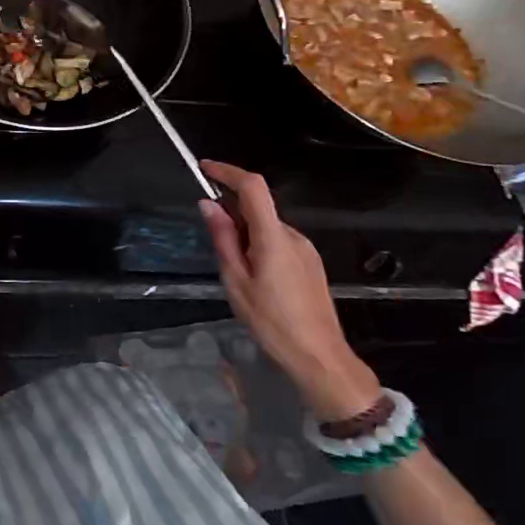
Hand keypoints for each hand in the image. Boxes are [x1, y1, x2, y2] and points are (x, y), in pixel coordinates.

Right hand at [199, 160, 381, 420]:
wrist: (319, 357)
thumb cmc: (271, 322)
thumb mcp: (236, 281)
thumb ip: (223, 239)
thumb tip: (209, 204)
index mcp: (273, 236)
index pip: (253, 186)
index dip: (229, 171)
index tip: (205, 168)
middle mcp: (293, 235)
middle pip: (258, 208)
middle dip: (233, 216)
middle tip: (216, 247)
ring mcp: (306, 249)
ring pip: (268, 228)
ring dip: (247, 236)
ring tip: (238, 275)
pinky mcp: (311, 264)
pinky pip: (280, 243)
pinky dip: (261, 248)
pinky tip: (257, 282)